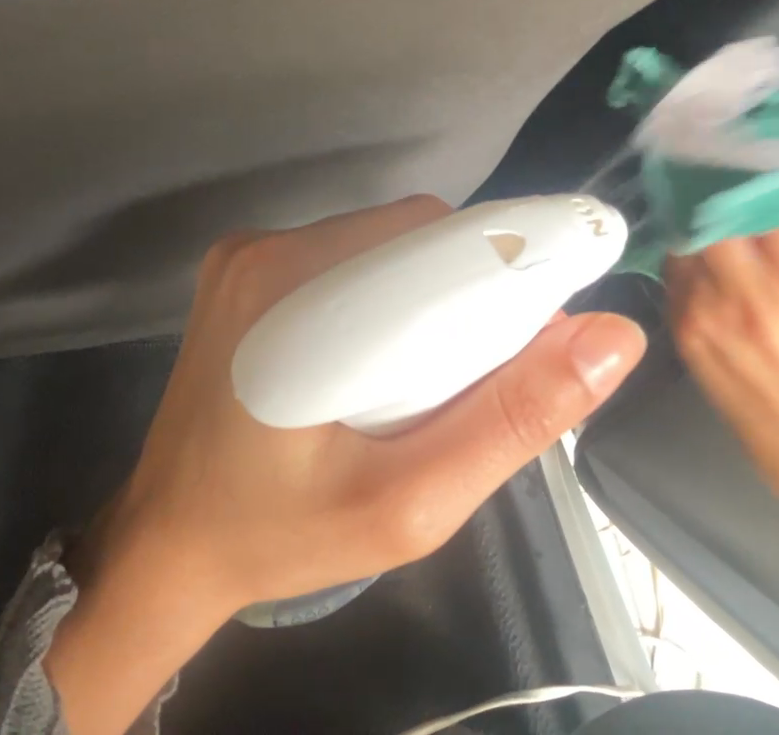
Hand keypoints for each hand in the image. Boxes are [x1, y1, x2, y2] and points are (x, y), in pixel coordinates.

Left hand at [45, 195, 647, 734]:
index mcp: (293, 286)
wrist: (168, 542)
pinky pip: (341, 261)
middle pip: (409, 236)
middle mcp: (265, 249)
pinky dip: (381, 298)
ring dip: (424, 296)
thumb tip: (609, 337)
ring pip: (380, 245)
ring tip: (430, 381)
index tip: (538, 340)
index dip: (504, 274)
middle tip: (479, 378)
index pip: (436, 237)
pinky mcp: (239, 275)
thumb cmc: (281, 533)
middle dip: (465, 292)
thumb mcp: (406, 504)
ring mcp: (245, 257)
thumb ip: (508, 420)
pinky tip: (380, 364)